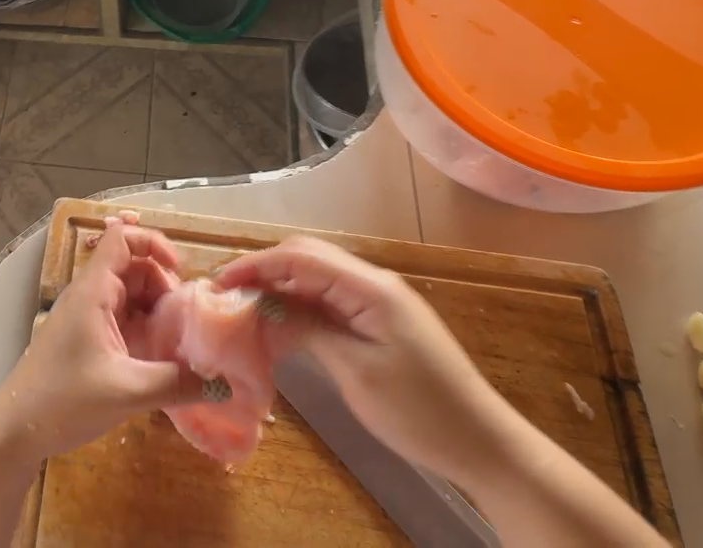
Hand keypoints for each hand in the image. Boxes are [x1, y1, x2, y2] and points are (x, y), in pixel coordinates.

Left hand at [0, 215, 205, 462]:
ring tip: (181, 341)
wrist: (17, 428)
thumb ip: (177, 383)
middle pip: (134, 268)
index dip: (154, 243)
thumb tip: (224, 383)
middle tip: (188, 320)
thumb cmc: (64, 399)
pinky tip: (164, 358)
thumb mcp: (128, 391)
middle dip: (165, 286)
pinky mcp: (90, 340)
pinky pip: (125, 320)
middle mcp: (91, 296)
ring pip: (132, 296)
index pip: (122, 239)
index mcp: (93, 291)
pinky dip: (147, 330)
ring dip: (158, 311)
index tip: (181, 270)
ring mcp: (89, 317)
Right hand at [213, 236, 518, 484]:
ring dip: (277, 287)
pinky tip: (276, 325)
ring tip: (241, 308)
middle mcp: (372, 283)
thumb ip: (308, 328)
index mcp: (371, 288)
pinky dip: (297, 306)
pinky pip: (327, 301)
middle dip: (262, 270)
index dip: (255, 264)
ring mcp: (375, 301)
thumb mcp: (357, 372)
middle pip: (305, 257)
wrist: (483, 445)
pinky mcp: (375, 321)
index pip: (300, 257)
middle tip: (225, 295)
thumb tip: (263, 305)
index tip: (218, 283)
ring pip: (314, 277)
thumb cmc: (421, 412)